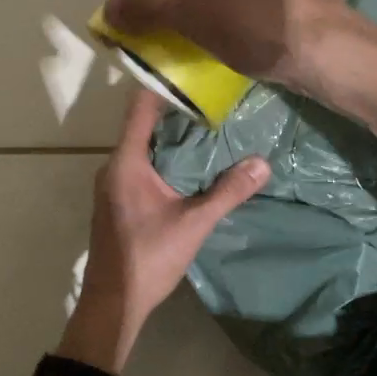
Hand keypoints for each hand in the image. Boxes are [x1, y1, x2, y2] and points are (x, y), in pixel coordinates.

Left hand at [66, 88, 269, 370]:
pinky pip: (142, 168)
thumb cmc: (148, 259)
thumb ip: (228, 192)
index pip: (141, 107)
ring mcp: (113, 186)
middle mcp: (114, 167)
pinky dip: (166, 160)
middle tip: (217, 101)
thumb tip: (263, 163)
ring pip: (144, 149)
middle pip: (144, 125)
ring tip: (212, 130)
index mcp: (126, 163)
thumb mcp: (194, 224)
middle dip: (178, 113)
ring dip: (173, 139)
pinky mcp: (118, 203)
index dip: (166, 85)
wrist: (113, 303)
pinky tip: (193, 168)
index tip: (196, 73)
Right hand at [100, 0, 370, 93]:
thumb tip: (108, 9)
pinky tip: (251, 38)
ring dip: (217, 6)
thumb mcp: (182, 15)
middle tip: (192, 33)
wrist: (321, 45)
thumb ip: (141, 8)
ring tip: (222, 40)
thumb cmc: (245, 19)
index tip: (170, 23)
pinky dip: (246, 10)